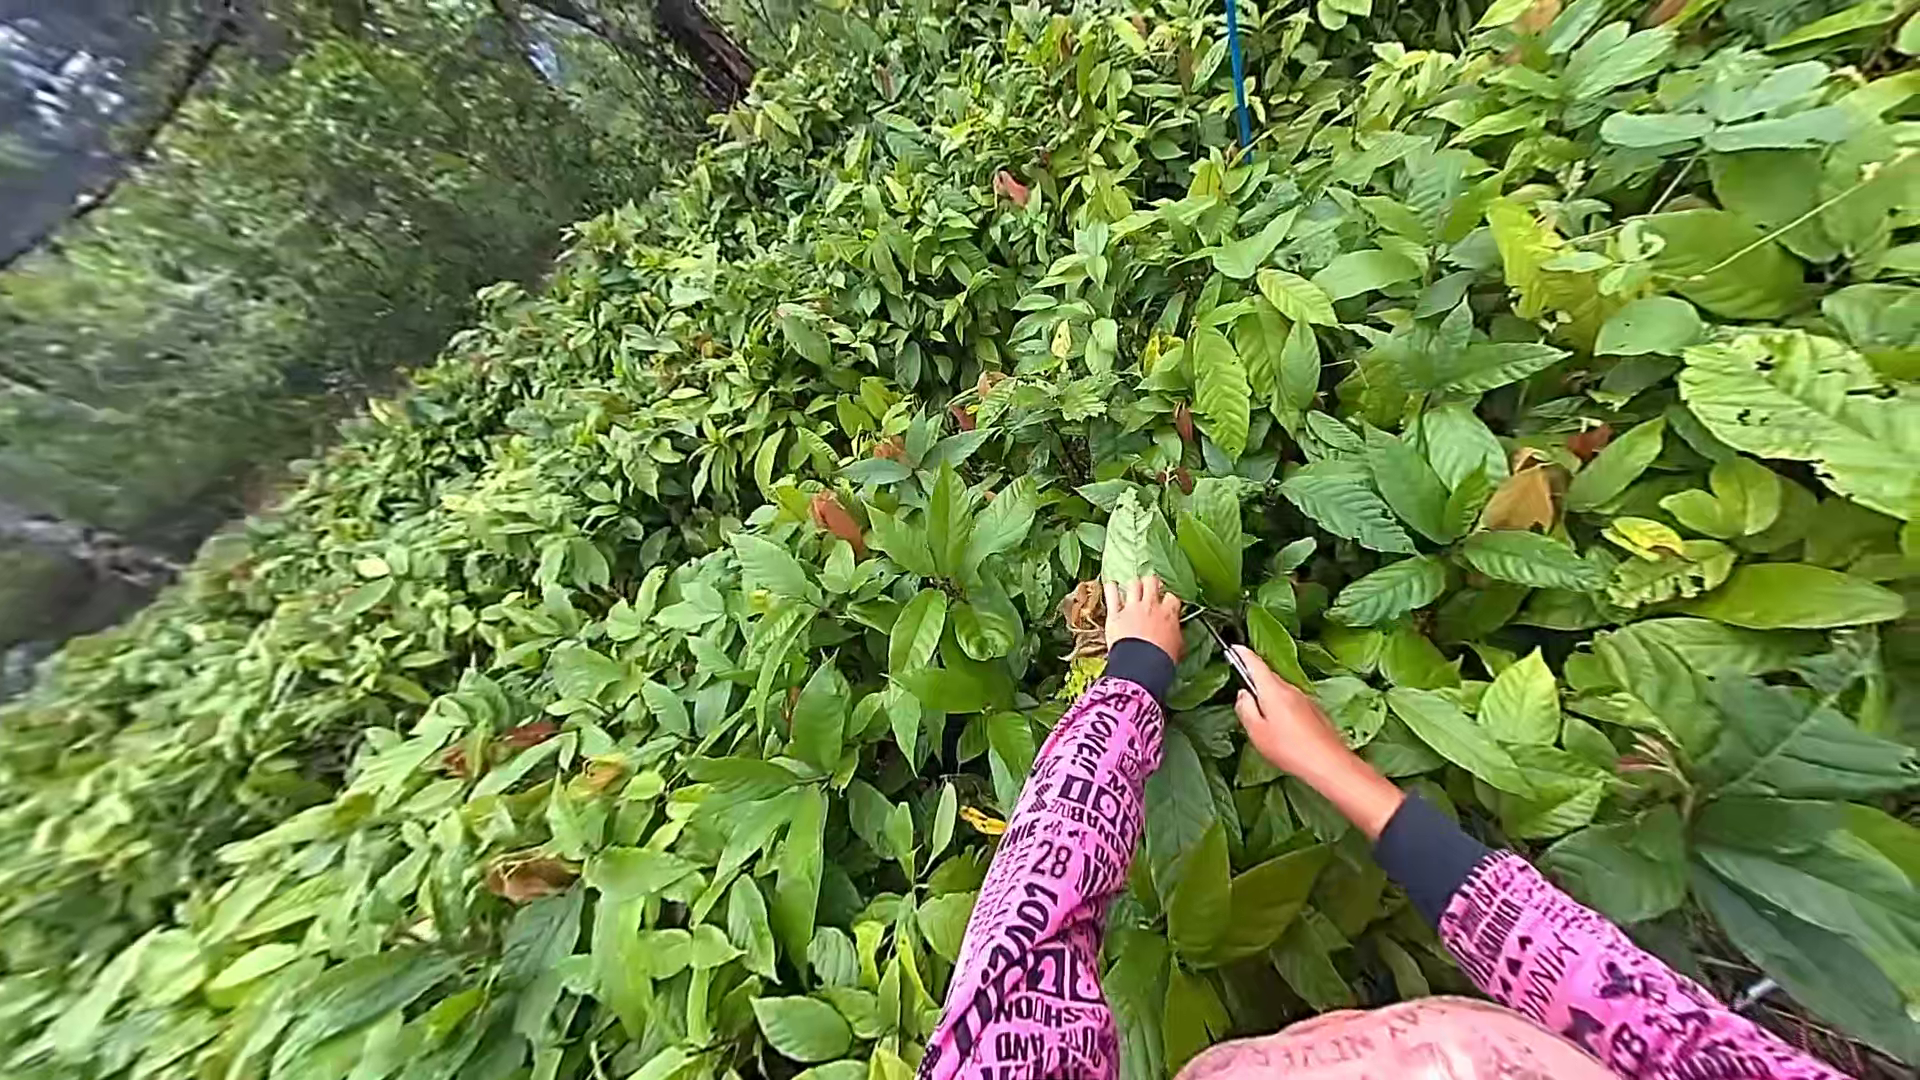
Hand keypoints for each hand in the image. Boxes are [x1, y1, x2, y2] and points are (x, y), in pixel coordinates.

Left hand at [1103, 576, 1183, 664]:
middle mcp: (1150, 605)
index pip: (1172, 597)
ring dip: (1133, 584)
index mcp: (1168, 613)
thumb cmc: (1163, 658)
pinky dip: (1111, 588)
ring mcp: (1132, 608)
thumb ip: (1176, 633)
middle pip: (1152, 582)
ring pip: (1133, 584)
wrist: (1142, 664)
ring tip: (1133, 587)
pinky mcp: (1115, 613)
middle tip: (1149, 587)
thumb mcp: (1178, 646)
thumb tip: (1175, 632)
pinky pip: (1111, 594)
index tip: (1167, 602)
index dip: (1169, 599)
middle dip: (1151, 582)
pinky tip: (1111, 585)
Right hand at [1229, 646, 1349, 777]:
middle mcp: (1291, 690)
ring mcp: (1305, 700)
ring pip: (1281, 690)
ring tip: (1262, 716)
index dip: (1243, 654)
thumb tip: (1243, 695)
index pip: (1256, 664)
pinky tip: (1282, 727)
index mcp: (1273, 691)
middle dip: (1255, 678)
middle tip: (1243, 689)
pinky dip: (1282, 706)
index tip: (1234, 648)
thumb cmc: (1291, 749)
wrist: (1330, 765)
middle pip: (1269, 676)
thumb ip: (1245, 708)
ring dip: (1269, 695)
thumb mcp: (1256, 731)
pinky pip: (1292, 701)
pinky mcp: (1315, 712)